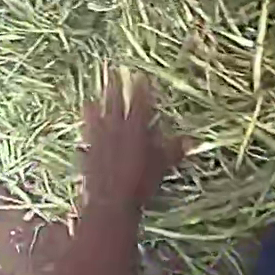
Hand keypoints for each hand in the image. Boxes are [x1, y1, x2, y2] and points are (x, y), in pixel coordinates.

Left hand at [81, 71, 182, 214]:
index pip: (140, 104)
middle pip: (115, 103)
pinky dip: (85, 130)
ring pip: (98, 116)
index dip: (141, 89)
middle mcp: (116, 130)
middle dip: (115, 87)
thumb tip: (192, 140)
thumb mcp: (162, 165)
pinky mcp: (89, 154)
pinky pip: (86, 137)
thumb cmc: (140, 183)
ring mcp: (100, 141)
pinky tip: (81, 129)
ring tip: (90, 96)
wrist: (110, 203)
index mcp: (136, 129)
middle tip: (112, 70)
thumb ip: (174, 150)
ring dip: (96, 105)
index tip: (140, 75)